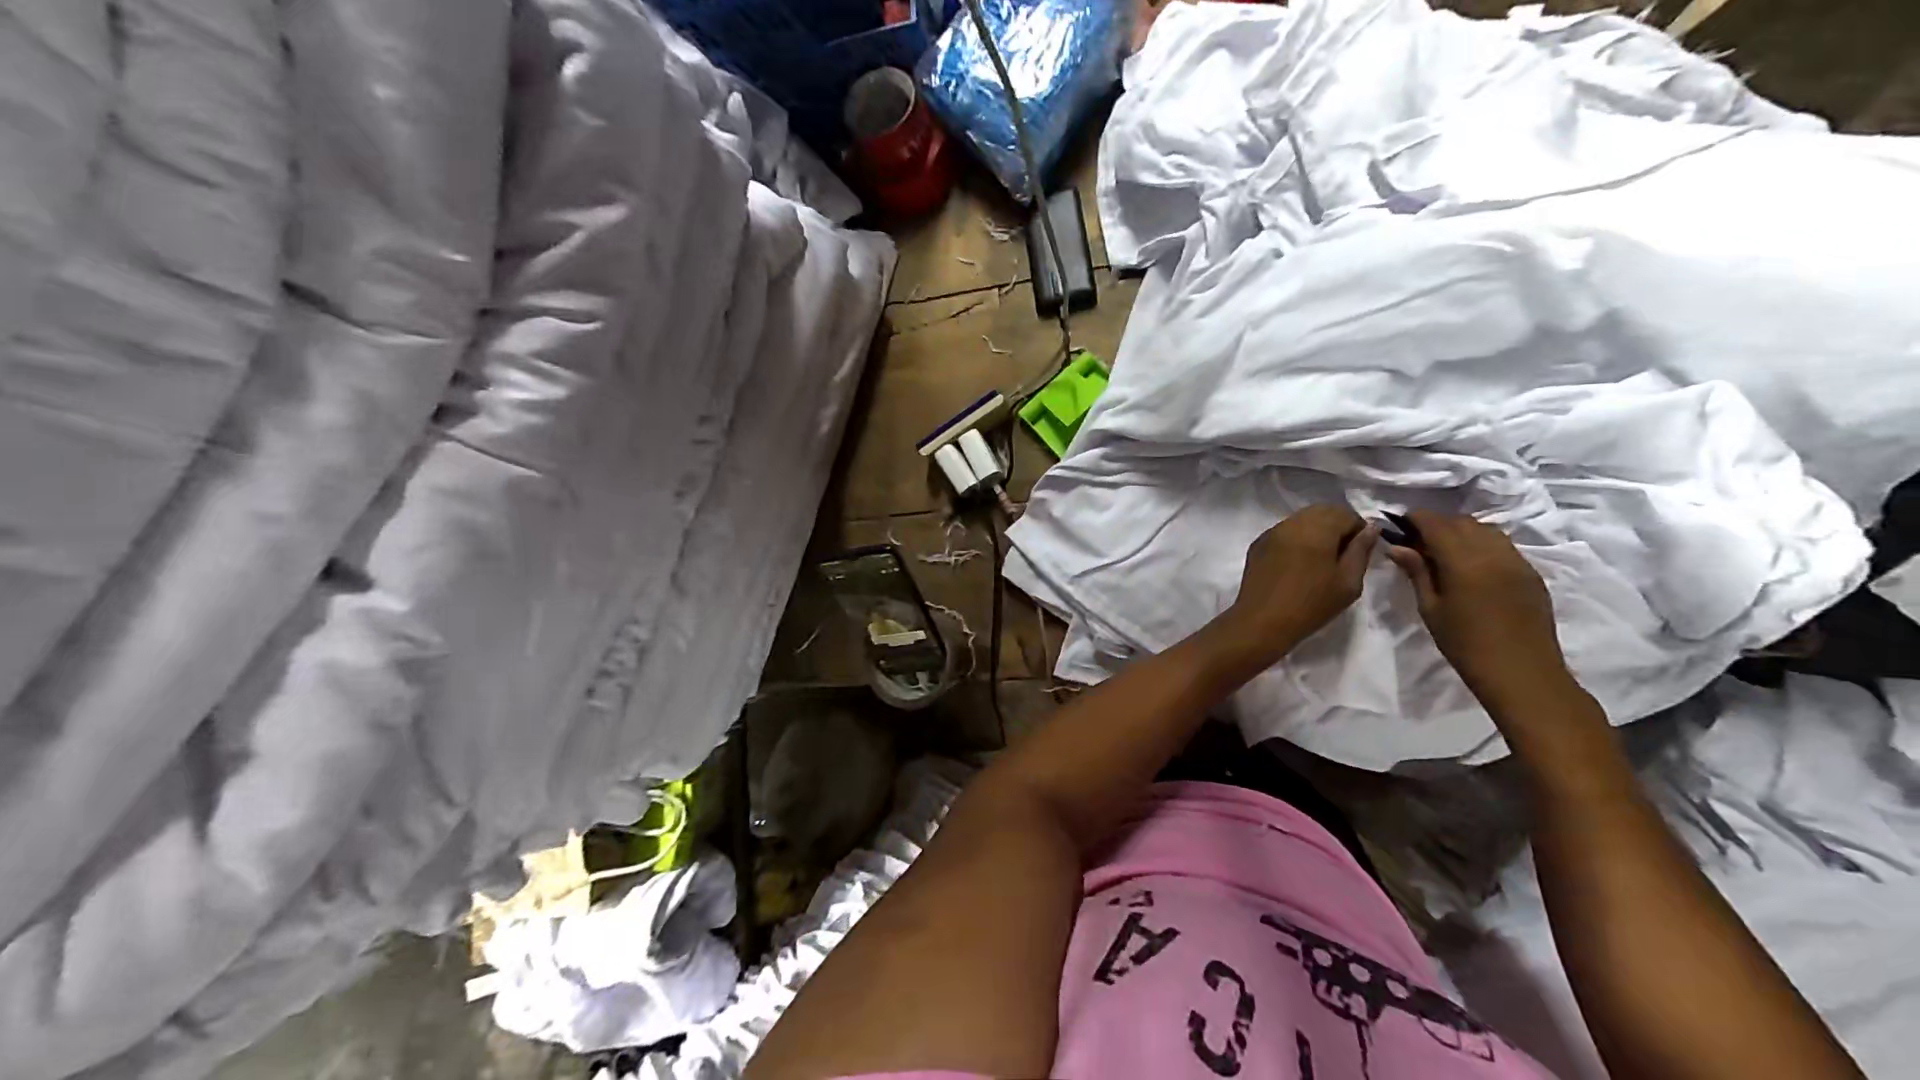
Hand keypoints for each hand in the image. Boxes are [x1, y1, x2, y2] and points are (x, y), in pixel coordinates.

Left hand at [1212, 505, 1376, 668]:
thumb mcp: (1348, 582)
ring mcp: (1271, 533)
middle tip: (1343, 554)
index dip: (1358, 529)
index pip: (1345, 513)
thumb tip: (1371, 528)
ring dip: (1316, 530)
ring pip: (1301, 520)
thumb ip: (1361, 551)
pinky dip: (1297, 538)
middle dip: (1337, 526)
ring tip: (1322, 559)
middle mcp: (1291, 523)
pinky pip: (1284, 532)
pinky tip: (1299, 562)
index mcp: (1316, 529)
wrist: (1262, 621)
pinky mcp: (1258, 544)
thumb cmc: (1311, 605)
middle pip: (1321, 512)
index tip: (1361, 550)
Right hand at [1384, 511, 1571, 710]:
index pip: (1436, 525)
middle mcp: (1493, 553)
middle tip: (1416, 539)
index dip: (1416, 518)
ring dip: (1461, 531)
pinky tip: (1470, 563)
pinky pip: (1503, 545)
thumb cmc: (1464, 644)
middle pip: (1462, 523)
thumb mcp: (1431, 608)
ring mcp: (1517, 561)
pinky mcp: (1531, 573)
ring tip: (1443, 549)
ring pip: (1486, 530)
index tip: (1399, 523)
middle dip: (1437, 524)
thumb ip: (1417, 572)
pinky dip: (1482, 543)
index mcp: (1464, 562)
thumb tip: (1398, 546)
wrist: (1521, 672)